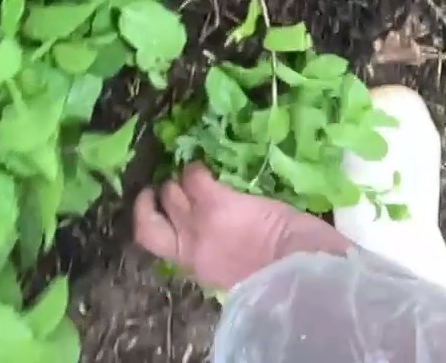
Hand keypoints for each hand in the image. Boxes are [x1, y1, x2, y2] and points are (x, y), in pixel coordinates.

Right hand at [132, 163, 352, 292]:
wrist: (299, 269)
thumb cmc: (276, 276)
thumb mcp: (232, 272)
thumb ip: (213, 253)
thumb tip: (212, 238)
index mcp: (193, 263)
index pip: (148, 237)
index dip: (146, 214)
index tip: (155, 202)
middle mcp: (188, 241)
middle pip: (157, 208)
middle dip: (164, 196)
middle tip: (177, 188)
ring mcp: (199, 220)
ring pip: (170, 189)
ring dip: (181, 181)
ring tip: (196, 178)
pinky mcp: (216, 201)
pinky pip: (194, 175)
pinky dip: (197, 169)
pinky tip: (208, 170)